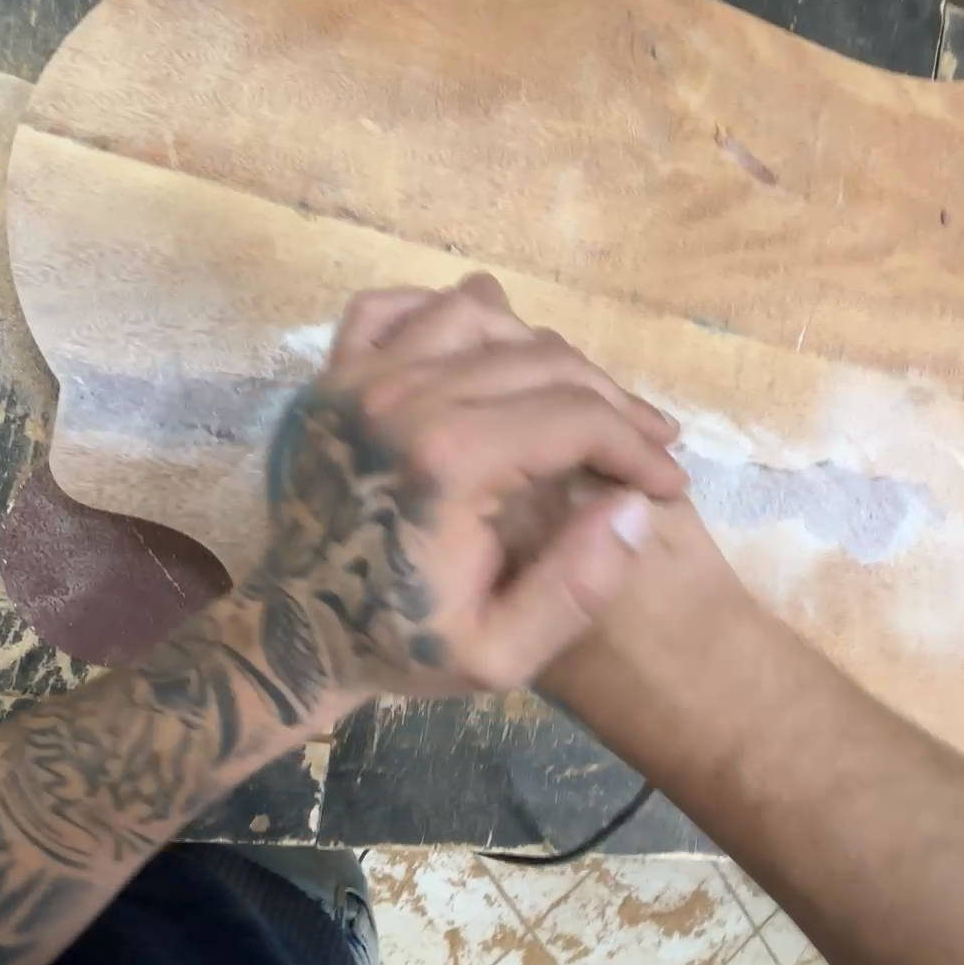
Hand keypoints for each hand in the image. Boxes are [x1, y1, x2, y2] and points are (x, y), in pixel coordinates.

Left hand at [251, 273, 686, 697]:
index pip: (577, 418)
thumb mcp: (502, 655)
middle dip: (611, 403)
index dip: (638, 448)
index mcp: (450, 462)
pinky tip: (474, 346)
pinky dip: (440, 314)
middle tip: (644, 443)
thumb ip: (578, 585)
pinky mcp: (332, 379)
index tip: (666, 482)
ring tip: (574, 396)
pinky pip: (390, 309)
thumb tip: (635, 504)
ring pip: (478, 318)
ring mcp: (360, 379)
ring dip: (541, 352)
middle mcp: (405, 398)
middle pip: (541, 361)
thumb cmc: (399, 644)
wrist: (297, 631)